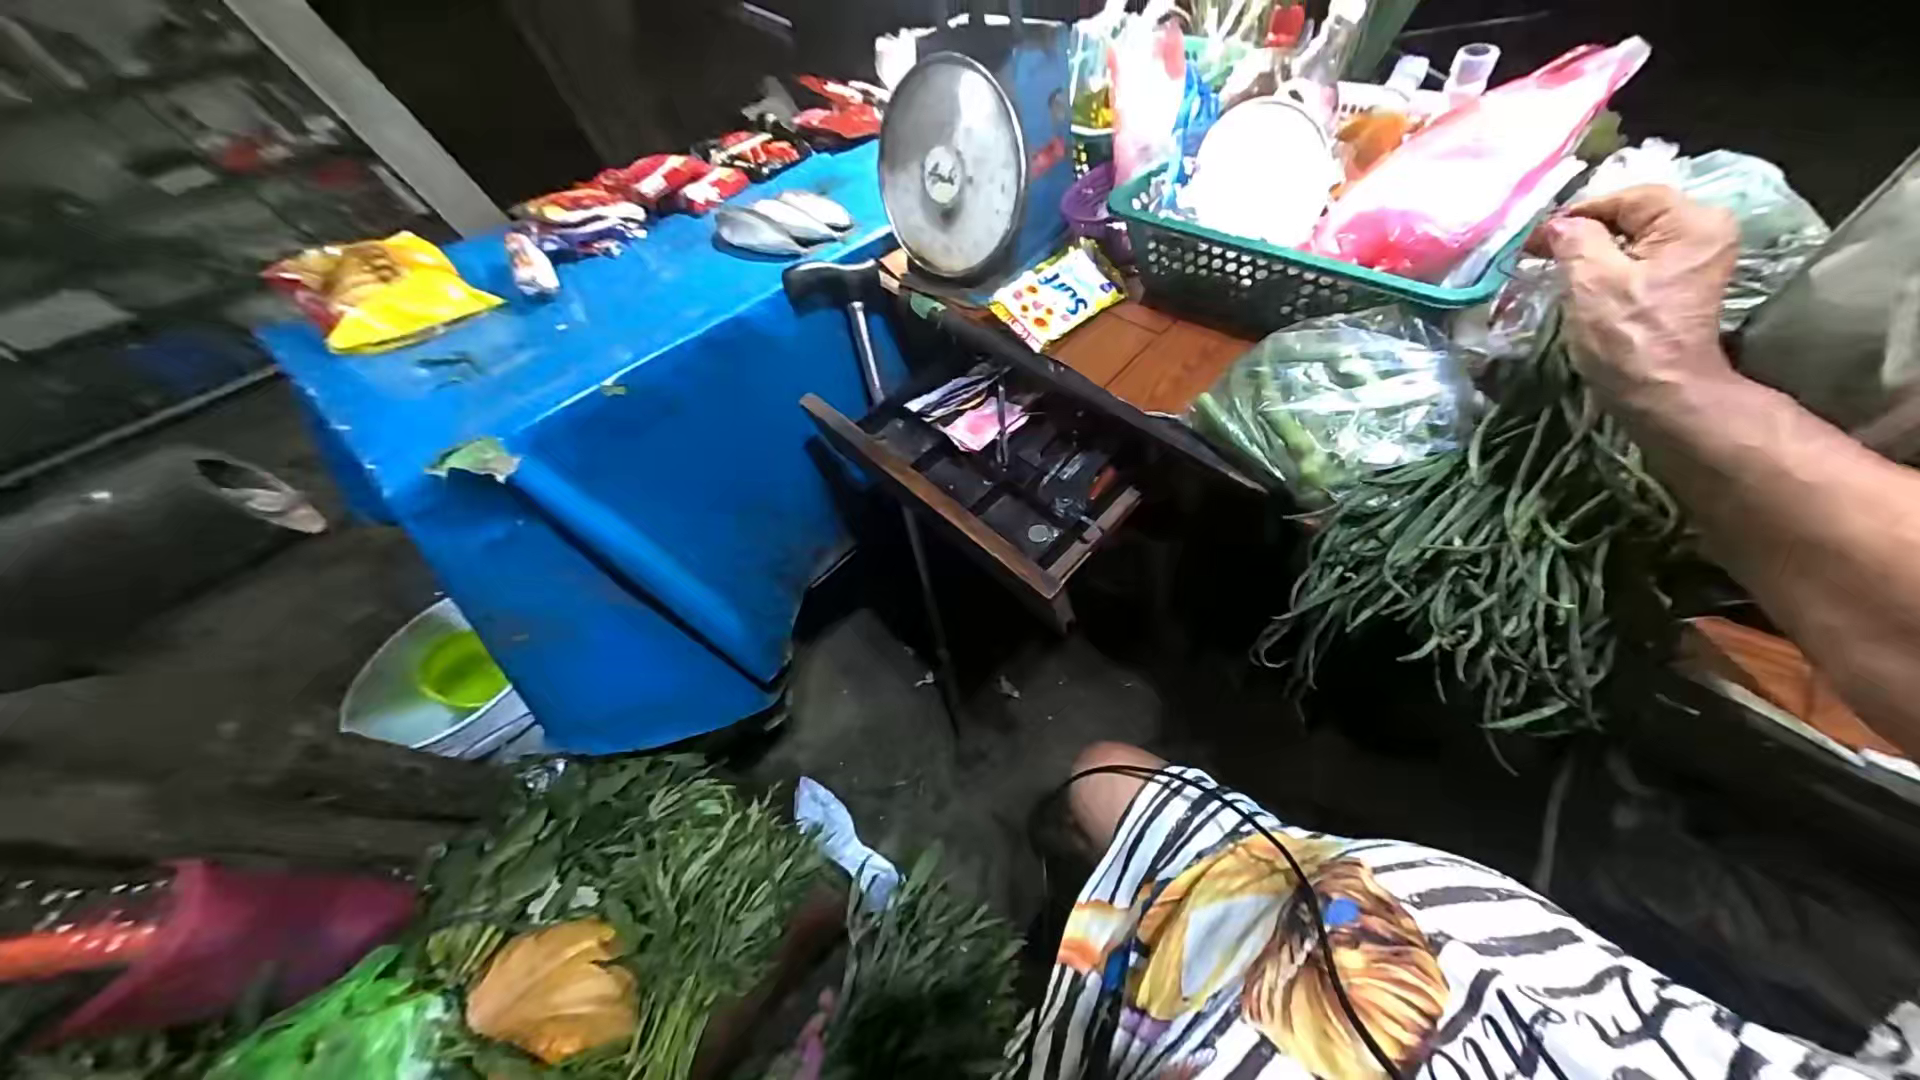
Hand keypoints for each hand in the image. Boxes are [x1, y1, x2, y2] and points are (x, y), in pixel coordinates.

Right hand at [1534, 184, 1739, 406]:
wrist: (1656, 386)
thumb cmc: (1625, 333)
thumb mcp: (1591, 281)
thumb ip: (1576, 241)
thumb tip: (1557, 224)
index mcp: (1693, 223)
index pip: (1631, 197)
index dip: (1581, 211)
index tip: (1536, 233)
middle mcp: (1706, 231)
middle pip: (1636, 214)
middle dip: (1586, 228)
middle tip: (1539, 247)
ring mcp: (1697, 258)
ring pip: (1635, 237)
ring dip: (1593, 246)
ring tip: (1554, 261)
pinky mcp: (1681, 281)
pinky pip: (1639, 257)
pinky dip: (1607, 261)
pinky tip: (1580, 276)